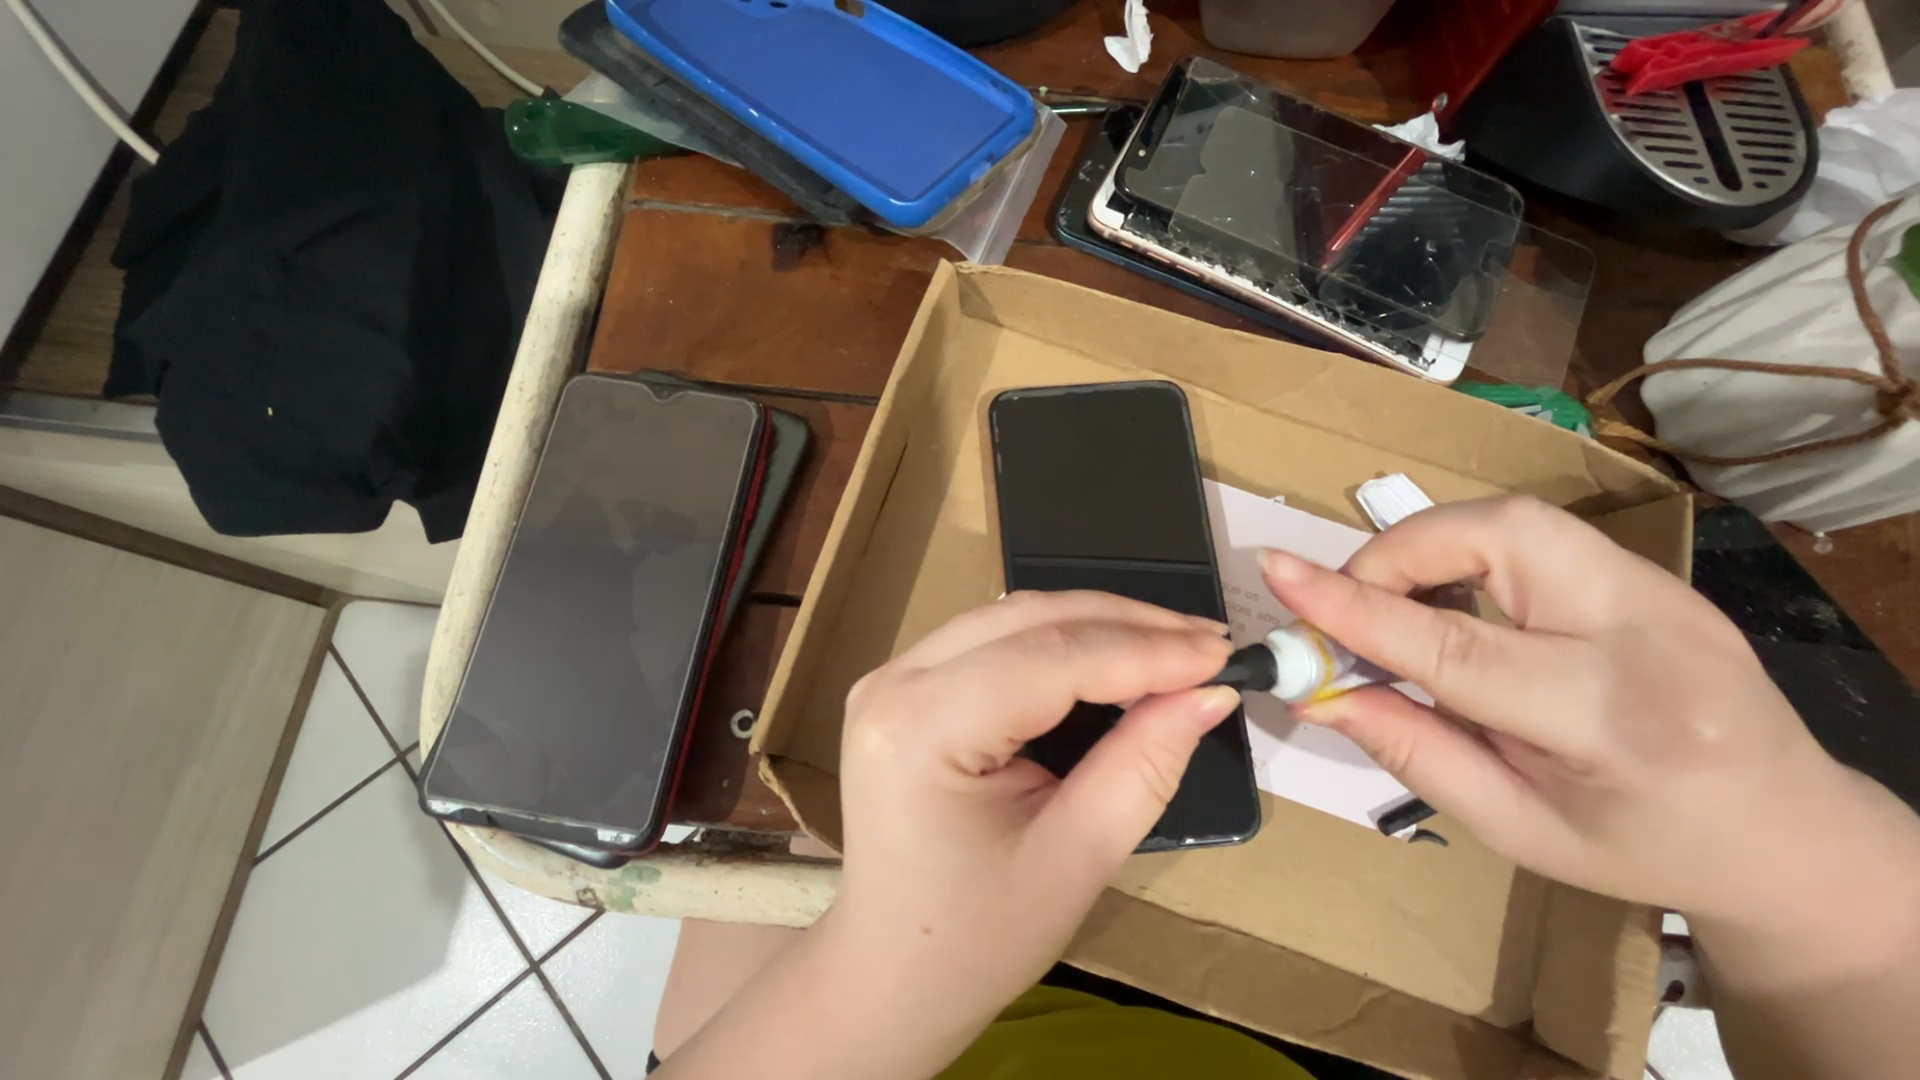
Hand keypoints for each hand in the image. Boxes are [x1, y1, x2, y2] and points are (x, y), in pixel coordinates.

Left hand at [818, 590, 1237, 1069]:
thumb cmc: (976, 939)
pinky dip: (1059, 641)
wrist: (887, 972)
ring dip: (1095, 625)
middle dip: (1126, 624)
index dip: (1144, 649)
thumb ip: (1143, 764)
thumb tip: (1209, 692)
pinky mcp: (903, 686)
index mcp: (920, 727)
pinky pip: (992, 640)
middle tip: (1208, 643)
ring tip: (1173, 646)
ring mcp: (891, 677)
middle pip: (1027, 620)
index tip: (1223, 652)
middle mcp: (894, 681)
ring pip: (1011, 619)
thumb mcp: (1074, 859)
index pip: (1050, 659)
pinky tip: (1110, 656)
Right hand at [1257, 496, 1902, 924]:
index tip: (1278, 570)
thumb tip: (1315, 691)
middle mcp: (1649, 631)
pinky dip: (1463, 556)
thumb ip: (1410, 749)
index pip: (1455, 646)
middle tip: (1353, 606)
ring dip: (1427, 549)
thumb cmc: (1640, 847)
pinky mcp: (1646, 572)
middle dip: (1398, 554)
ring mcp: (1659, 589)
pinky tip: (1452, 607)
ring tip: (1397, 608)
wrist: (1787, 832)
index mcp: (1616, 721)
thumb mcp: (1513, 826)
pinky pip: (1529, 535)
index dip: (1354, 607)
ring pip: (1511, 518)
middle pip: (1499, 535)